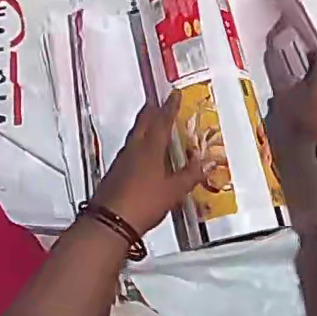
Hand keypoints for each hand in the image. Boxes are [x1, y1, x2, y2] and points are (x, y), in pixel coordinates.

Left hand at [89, 90, 208, 232]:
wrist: (110, 221)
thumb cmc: (144, 202)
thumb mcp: (173, 191)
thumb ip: (190, 175)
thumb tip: (207, 162)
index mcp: (150, 149)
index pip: (162, 121)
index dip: (169, 107)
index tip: (174, 94)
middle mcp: (134, 149)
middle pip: (143, 123)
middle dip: (151, 111)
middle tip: (158, 102)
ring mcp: (122, 160)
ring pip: (134, 135)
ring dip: (144, 125)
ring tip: (151, 122)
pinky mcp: (115, 172)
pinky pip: (129, 149)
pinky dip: (138, 143)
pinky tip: (141, 152)